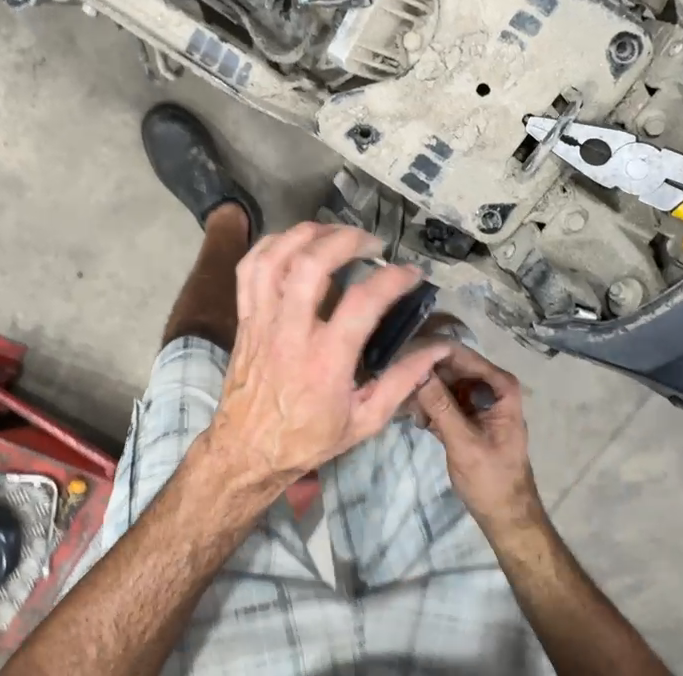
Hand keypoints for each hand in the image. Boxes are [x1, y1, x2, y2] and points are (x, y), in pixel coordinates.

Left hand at [202, 223, 451, 491]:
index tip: (411, 273)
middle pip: (312, 265)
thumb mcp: (365, 420)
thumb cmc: (308, 438)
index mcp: (326, 360)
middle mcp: (291, 332)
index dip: (392, 279)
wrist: (248, 450)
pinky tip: (295, 242)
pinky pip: (250, 268)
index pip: (361, 302)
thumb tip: (438, 349)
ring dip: (308, 234)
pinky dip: (272, 245)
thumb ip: (403, 381)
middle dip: (346, 240)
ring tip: (336, 233)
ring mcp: (263, 320)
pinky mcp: (245, 317)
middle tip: (372, 243)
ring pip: (276, 258)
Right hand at [414, 343, 540, 528]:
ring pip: (444, 382)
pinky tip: (417, 420)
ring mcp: (478, 401)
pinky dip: (429, 407)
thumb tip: (418, 371)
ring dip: (424, 393)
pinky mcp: (466, 415)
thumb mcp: (464, 443)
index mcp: (500, 387)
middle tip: (396, 386)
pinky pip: (443, 400)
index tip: (401, 358)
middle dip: (424, 375)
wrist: (505, 516)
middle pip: (450, 366)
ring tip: (406, 407)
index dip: (431, 353)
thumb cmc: (492, 480)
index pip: (460, 355)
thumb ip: (441, 406)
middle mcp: (490, 387)